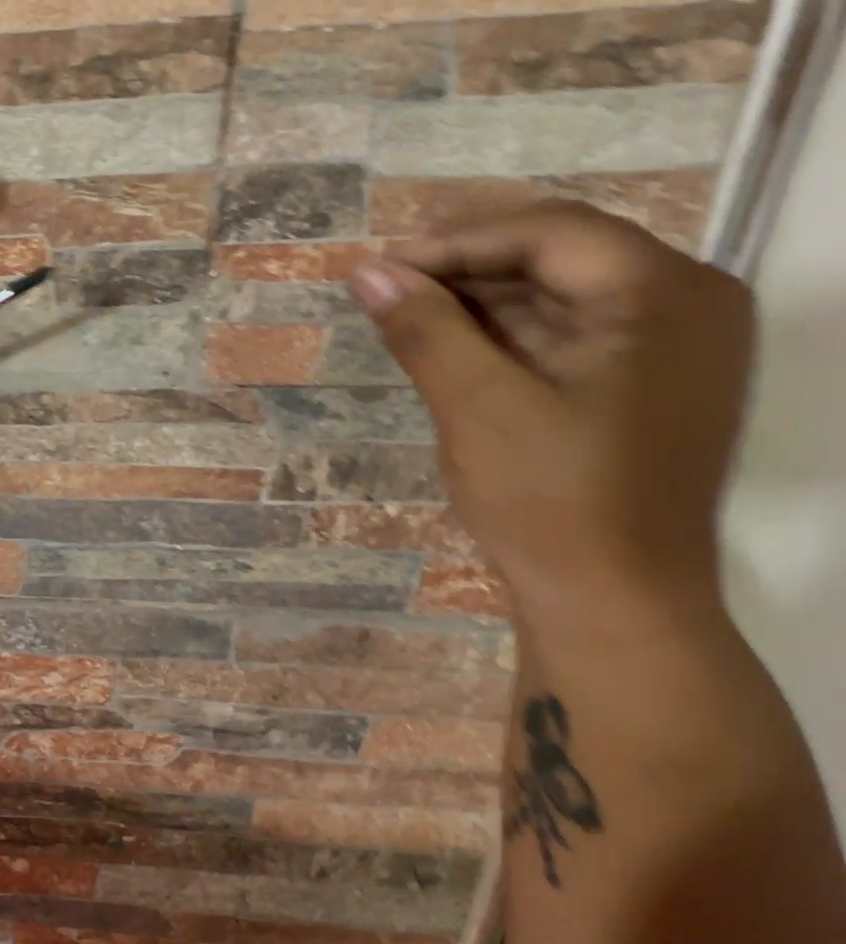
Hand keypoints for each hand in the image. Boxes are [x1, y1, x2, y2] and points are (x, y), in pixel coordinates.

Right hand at [350, 200, 755, 619]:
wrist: (614, 598)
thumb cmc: (550, 499)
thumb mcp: (476, 406)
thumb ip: (425, 330)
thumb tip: (369, 274)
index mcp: (664, 295)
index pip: (551, 232)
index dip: (456, 243)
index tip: (380, 272)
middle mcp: (687, 304)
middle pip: (564, 256)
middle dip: (467, 269)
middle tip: (386, 291)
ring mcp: (675, 348)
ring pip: (564, 296)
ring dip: (483, 303)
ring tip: (406, 320)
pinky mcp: (649, 386)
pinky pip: (574, 337)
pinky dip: (509, 338)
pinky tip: (453, 352)